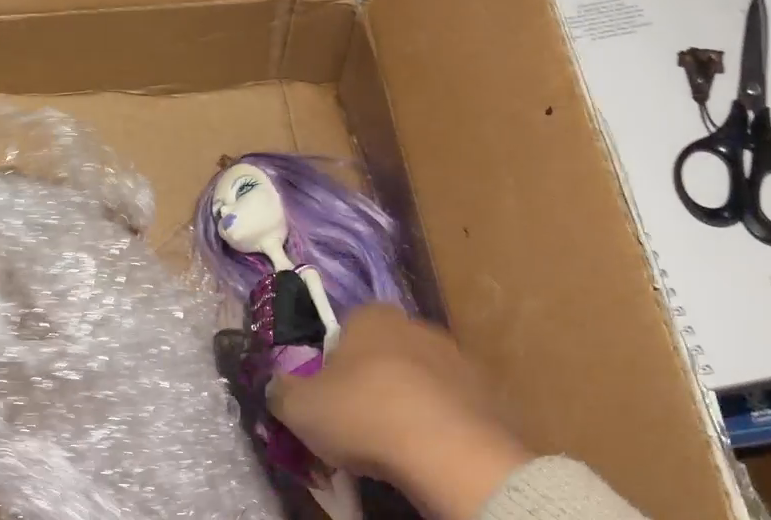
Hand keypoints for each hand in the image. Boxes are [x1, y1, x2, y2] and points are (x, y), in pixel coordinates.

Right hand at [265, 304, 531, 519]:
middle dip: (372, 382)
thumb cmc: (365, 414)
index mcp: (370, 315)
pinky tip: (429, 455)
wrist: (452, 455)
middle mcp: (416, 326)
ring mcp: (460, 361)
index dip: (332, 362)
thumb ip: (280, 390)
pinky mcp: (493, 399)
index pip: (345, 328)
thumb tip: (277, 388)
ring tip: (396, 446)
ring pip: (422, 381)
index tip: (328, 395)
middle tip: (358, 422)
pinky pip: (455, 411)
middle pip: (384, 353)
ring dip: (409, 404)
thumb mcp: (299, 407)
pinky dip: (442, 427)